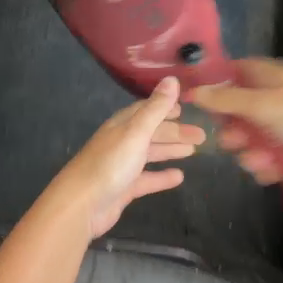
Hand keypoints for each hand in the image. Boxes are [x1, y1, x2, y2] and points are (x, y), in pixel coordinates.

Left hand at [51, 77, 206, 237]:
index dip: (164, 107)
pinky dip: (162, 177)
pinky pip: (147, 179)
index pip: (145, 110)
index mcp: (121, 125)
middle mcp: (120, 142)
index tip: (184, 109)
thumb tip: (172, 79)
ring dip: (170, 150)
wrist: (82, 204)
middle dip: (174, 131)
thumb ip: (155, 108)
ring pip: (149, 154)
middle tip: (201, 135)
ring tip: (193, 150)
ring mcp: (121, 166)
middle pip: (150, 132)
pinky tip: (179, 177)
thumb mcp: (136, 132)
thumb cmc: (110, 164)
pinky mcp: (123, 188)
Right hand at [189, 58, 282, 183]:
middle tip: (228, 143)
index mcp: (276, 76)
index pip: (239, 70)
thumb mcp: (265, 105)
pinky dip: (270, 163)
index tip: (201, 100)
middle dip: (234, 128)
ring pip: (259, 136)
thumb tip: (194, 91)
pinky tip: (270, 172)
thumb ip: (228, 100)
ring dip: (252, 151)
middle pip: (245, 108)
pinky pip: (276, 154)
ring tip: (256, 163)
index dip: (219, 82)